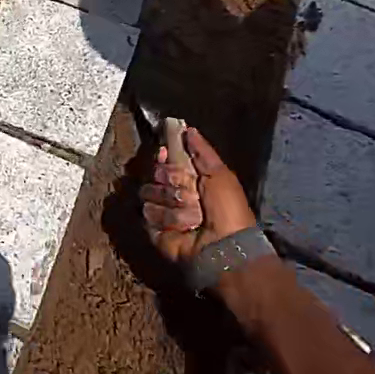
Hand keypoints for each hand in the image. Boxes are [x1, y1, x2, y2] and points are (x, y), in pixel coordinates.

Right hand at [139, 124, 256, 266]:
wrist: (222, 246)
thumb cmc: (227, 210)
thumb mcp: (220, 175)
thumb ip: (202, 151)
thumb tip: (187, 128)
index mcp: (190, 179)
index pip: (167, 160)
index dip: (164, 156)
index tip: (164, 153)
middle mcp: (173, 193)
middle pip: (156, 174)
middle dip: (171, 180)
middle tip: (189, 191)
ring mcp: (161, 210)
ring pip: (149, 192)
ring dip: (171, 201)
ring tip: (191, 215)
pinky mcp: (152, 227)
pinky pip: (147, 211)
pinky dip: (165, 217)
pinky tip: (180, 227)